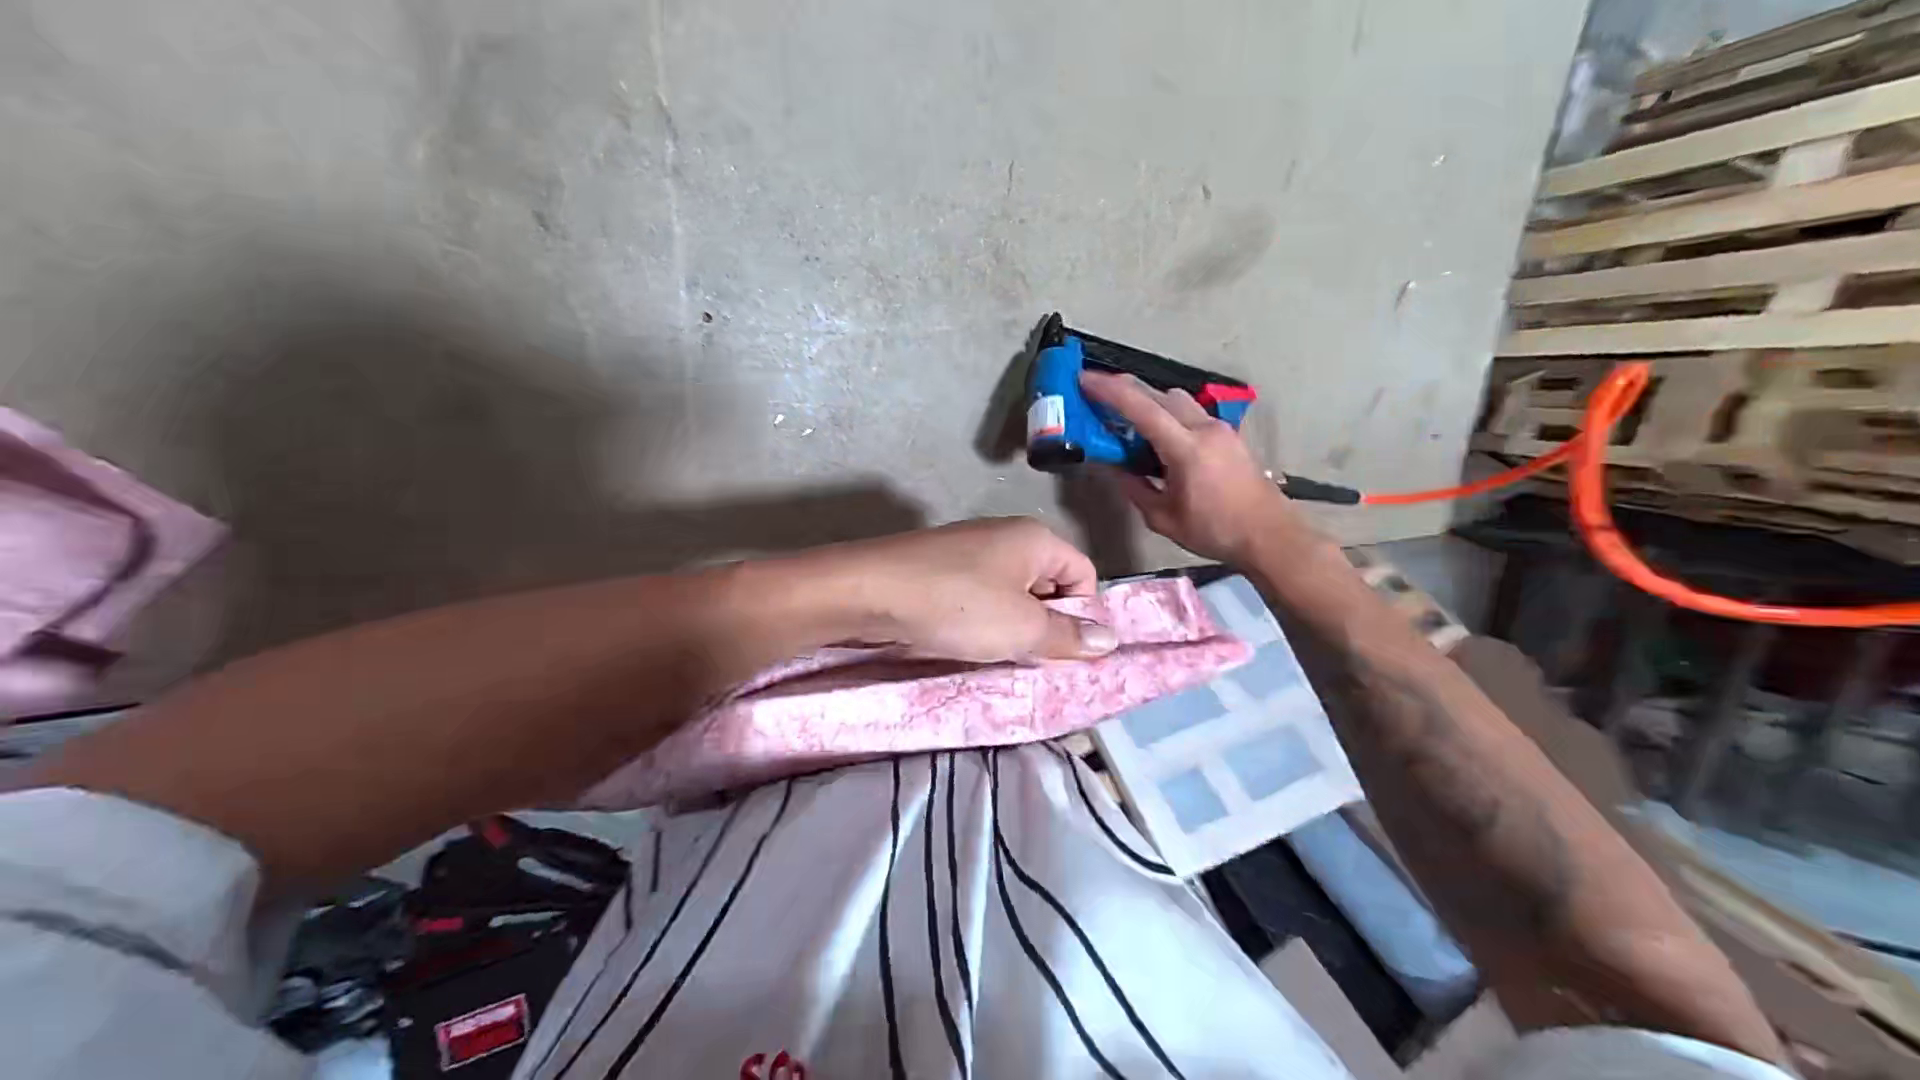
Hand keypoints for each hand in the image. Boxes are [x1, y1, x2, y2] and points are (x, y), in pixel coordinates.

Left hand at [830, 518, 1116, 662]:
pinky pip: (977, 597)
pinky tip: (966, 643)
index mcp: (1034, 538)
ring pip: (1010, 594)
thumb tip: (1110, 638)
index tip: (1069, 650)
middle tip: (1034, 659)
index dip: (1084, 612)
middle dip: (1047, 622)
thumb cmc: (957, 605)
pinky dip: (980, 621)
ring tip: (998, 656)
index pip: (1083, 573)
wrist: (868, 591)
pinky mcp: (938, 568)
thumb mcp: (1021, 628)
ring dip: (1012, 627)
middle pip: (1047, 582)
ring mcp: (967, 550)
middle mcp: (1005, 536)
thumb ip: (1067, 635)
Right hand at [1080, 370, 1309, 563]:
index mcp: (1186, 449)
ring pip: (1177, 400)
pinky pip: (1191, 413)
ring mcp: (1220, 429)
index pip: (1142, 408)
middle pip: (1158, 394)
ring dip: (1149, 402)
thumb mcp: (1162, 518)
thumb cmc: (1214, 531)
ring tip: (1127, 421)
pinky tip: (1158, 437)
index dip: (1109, 391)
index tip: (1084, 380)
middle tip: (1097, 396)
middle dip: (1125, 390)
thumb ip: (1134, 488)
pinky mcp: (1228, 435)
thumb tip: (1112, 467)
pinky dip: (1168, 415)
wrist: (1269, 535)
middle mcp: (1205, 429)